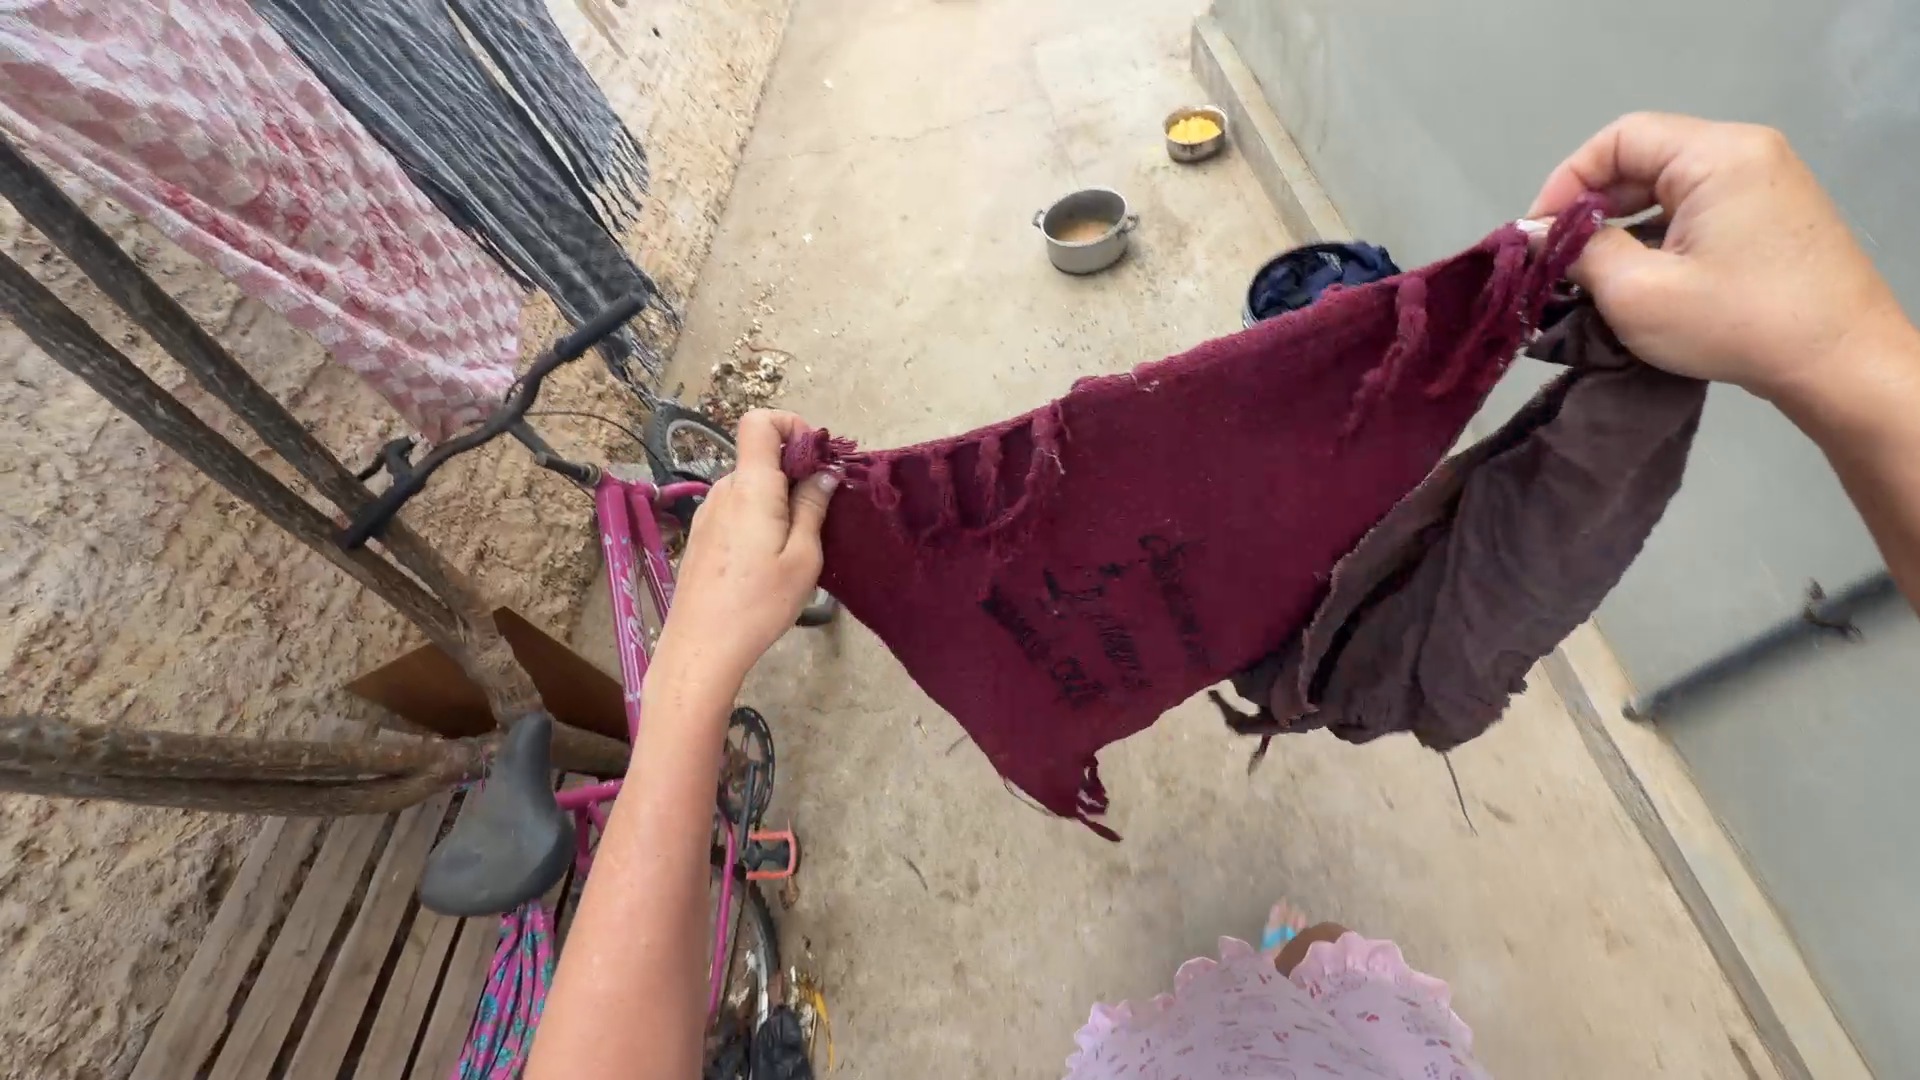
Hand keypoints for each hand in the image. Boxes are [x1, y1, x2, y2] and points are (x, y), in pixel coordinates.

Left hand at [649, 409, 836, 698]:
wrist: (702, 647)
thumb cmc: (759, 603)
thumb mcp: (803, 557)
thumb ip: (813, 507)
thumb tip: (824, 474)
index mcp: (751, 487)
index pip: (758, 421)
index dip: (790, 424)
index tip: (817, 456)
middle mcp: (725, 491)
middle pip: (761, 458)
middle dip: (796, 472)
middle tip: (824, 510)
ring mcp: (709, 512)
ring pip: (752, 486)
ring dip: (780, 498)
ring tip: (799, 542)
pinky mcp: (704, 534)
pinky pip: (738, 508)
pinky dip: (762, 516)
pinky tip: (771, 557)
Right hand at [1529, 112, 1913, 404]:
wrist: (1834, 359)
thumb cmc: (1732, 320)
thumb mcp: (1635, 290)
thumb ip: (1577, 253)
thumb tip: (1537, 236)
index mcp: (1717, 158)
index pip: (1620, 139)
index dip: (1566, 181)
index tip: (1539, 235)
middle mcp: (1742, 156)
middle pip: (1638, 160)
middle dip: (1584, 207)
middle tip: (1550, 259)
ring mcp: (1756, 186)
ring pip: (1657, 188)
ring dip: (1610, 226)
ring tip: (1580, 272)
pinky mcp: (1758, 217)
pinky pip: (1681, 209)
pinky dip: (1641, 235)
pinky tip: (1623, 274)